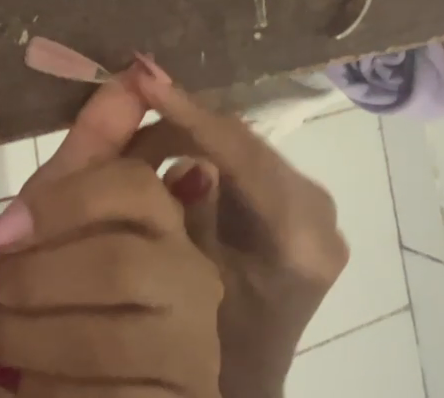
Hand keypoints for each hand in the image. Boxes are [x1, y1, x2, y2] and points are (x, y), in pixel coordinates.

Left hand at [0, 155, 224, 396]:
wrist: (61, 366)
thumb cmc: (58, 267)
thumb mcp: (66, 197)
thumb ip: (99, 135)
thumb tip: (136, 60)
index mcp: (167, 217)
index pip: (129, 186)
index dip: (55, 205)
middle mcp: (194, 278)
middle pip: (115, 264)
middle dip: (32, 278)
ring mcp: (194, 351)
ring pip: (106, 338)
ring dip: (22, 337)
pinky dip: (47, 389)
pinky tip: (16, 381)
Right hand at [126, 57, 348, 397]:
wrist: (240, 379)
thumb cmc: (210, 340)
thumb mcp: (185, 270)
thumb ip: (180, 205)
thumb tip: (166, 139)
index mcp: (300, 236)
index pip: (241, 151)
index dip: (188, 111)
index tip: (141, 76)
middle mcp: (318, 214)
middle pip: (241, 142)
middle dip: (181, 120)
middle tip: (125, 105)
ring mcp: (312, 209)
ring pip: (239, 146)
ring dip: (188, 135)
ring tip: (135, 134)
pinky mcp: (298, 208)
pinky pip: (242, 161)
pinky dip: (202, 151)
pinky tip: (165, 156)